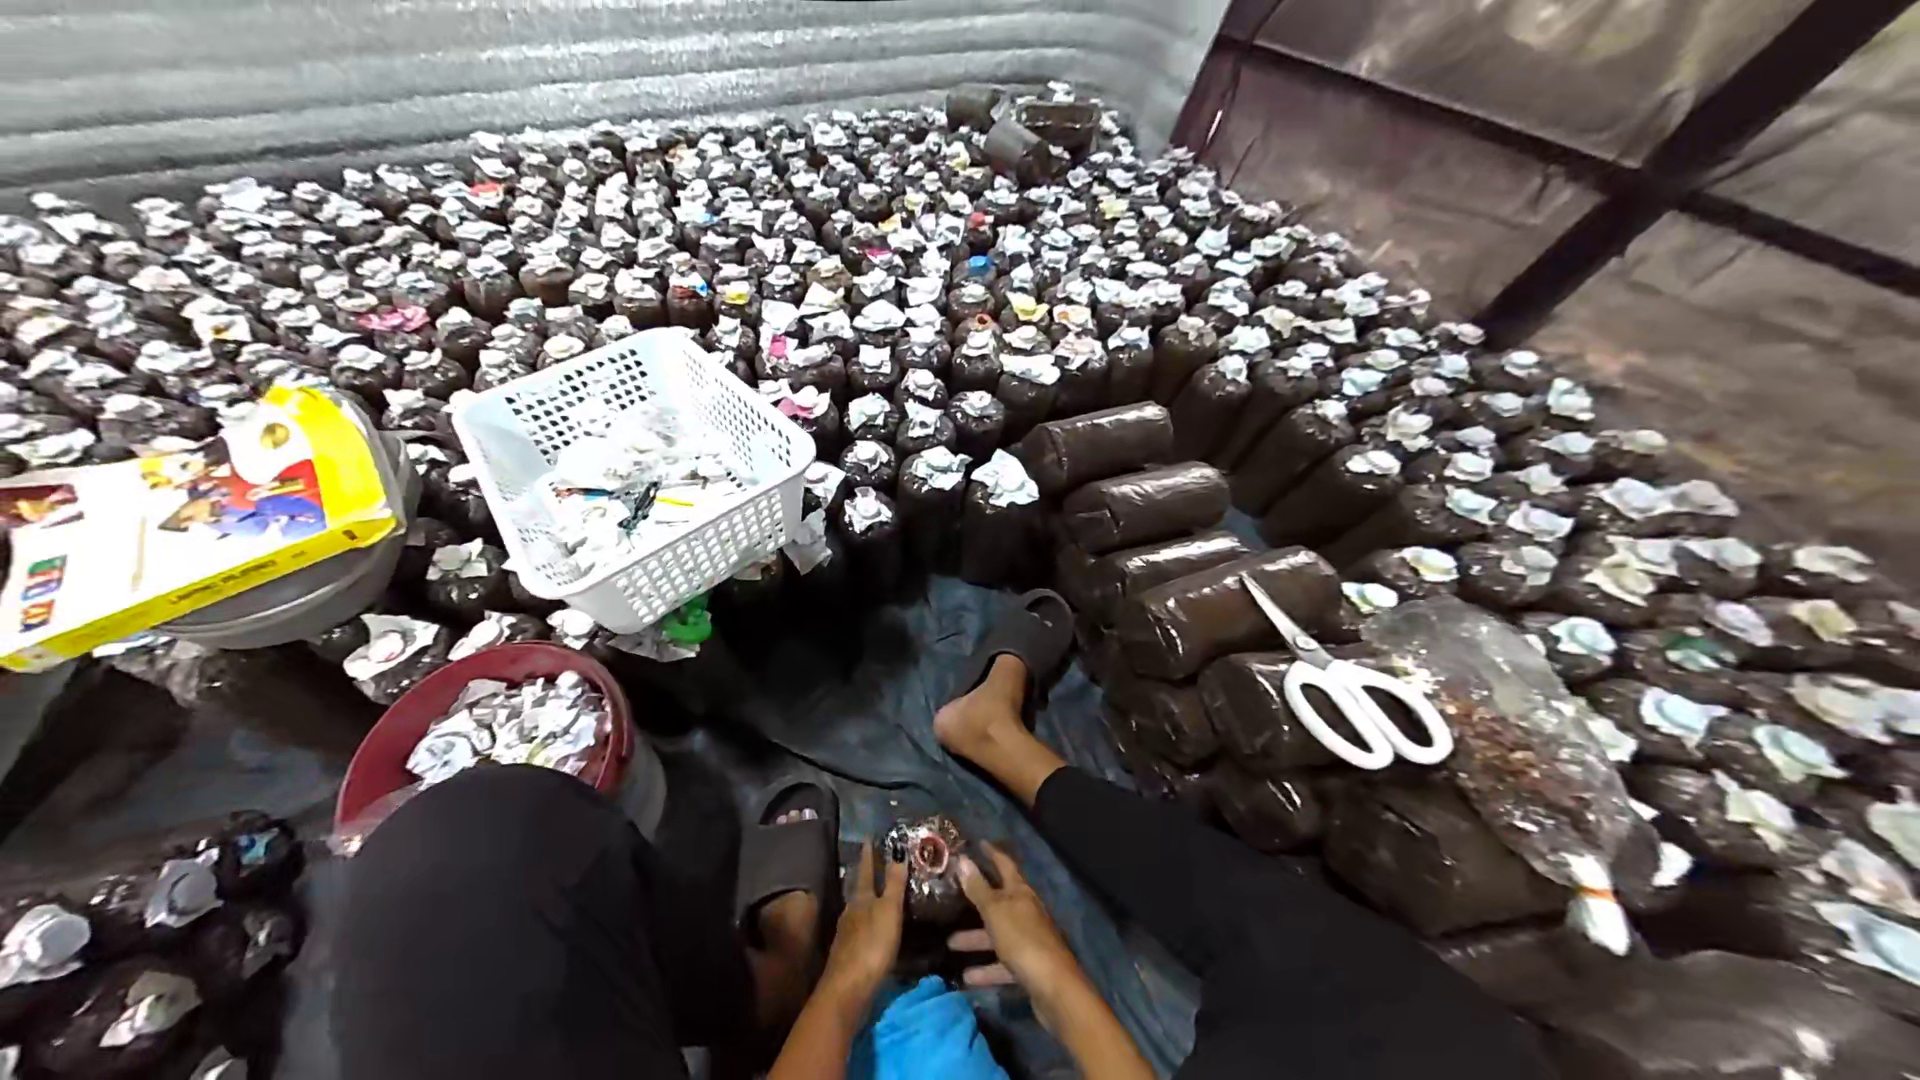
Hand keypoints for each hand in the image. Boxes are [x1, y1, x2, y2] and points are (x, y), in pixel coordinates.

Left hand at [817, 841, 906, 1006]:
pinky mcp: (848, 953)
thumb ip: (893, 883)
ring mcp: (846, 933)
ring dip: (866, 898)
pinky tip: (873, 925)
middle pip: (858, 887)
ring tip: (878, 893)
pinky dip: (867, 920)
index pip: (864, 869)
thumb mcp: (888, 910)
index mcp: (860, 898)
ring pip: (857, 907)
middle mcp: (850, 911)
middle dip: (866, 875)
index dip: (868, 854)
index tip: (868, 837)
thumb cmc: (871, 945)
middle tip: (876, 862)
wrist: (847, 990)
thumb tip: (897, 849)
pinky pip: (859, 927)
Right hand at [948, 842, 1078, 992]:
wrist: (1055, 988)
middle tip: (953, 897)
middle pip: (998, 901)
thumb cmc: (1023, 940)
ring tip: (950, 943)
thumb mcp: (996, 911)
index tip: (979, 843)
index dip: (992, 853)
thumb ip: (978, 888)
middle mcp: (1026, 911)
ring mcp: (1028, 939)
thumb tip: (963, 859)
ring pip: (997, 934)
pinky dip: (986, 969)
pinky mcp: (1028, 966)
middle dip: (976, 901)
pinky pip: (1002, 964)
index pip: (1004, 865)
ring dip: (975, 939)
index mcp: (1020, 892)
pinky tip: (966, 977)